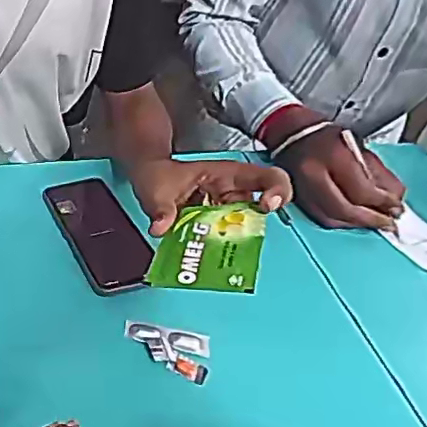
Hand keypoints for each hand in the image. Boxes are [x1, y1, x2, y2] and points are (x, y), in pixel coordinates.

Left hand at [130, 159, 292, 235]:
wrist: (148, 176)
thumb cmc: (157, 174)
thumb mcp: (157, 190)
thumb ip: (160, 209)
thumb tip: (160, 228)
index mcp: (227, 174)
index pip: (268, 177)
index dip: (278, 191)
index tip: (267, 206)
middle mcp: (231, 189)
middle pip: (261, 206)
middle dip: (251, 226)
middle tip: (230, 239)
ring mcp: (224, 205)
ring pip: (241, 224)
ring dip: (231, 238)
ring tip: (212, 249)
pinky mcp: (214, 219)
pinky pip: (223, 232)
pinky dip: (216, 242)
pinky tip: (203, 252)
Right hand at [264, 110, 404, 231]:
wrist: (292, 136)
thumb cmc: (328, 139)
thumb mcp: (359, 148)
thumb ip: (378, 174)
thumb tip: (394, 199)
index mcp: (332, 158)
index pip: (359, 190)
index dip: (381, 202)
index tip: (397, 208)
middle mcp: (312, 176)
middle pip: (342, 209)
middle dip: (369, 219)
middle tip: (388, 224)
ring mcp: (300, 190)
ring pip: (329, 217)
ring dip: (354, 224)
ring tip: (374, 224)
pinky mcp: (295, 199)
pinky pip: (318, 217)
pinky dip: (339, 222)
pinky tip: (353, 221)